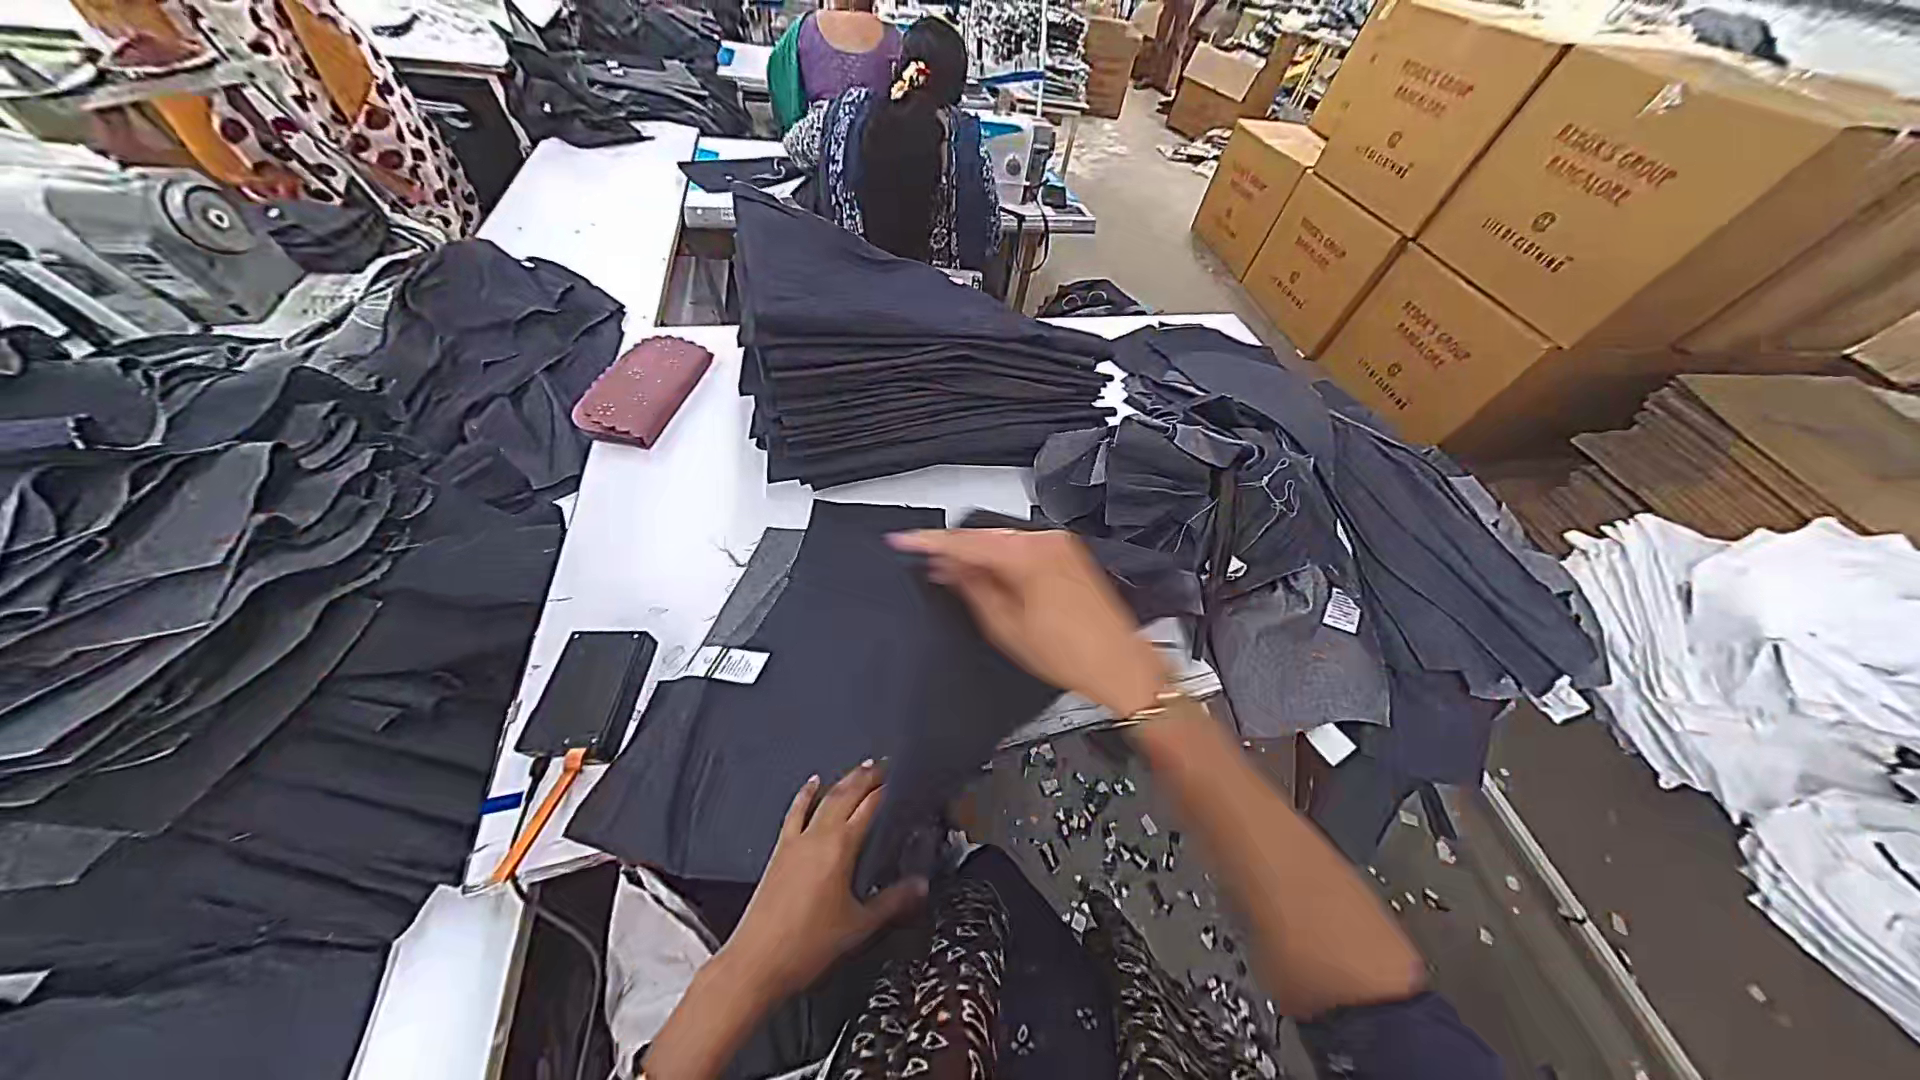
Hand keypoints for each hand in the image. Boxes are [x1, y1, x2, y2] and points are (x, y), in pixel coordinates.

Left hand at [718, 763, 927, 1004]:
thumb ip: (893, 902)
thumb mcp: (859, 926)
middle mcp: (817, 837)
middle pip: (846, 794)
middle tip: (884, 766)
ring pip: (824, 799)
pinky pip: (795, 812)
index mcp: (840, 848)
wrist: (756, 963)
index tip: (900, 780)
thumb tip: (919, 887)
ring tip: (859, 769)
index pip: (869, 807)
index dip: (886, 790)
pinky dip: (805, 795)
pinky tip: (811, 784)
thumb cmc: (806, 947)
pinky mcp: (780, 851)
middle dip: (867, 777)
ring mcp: (796, 841)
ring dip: (843, 781)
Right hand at [889, 528, 1167, 715]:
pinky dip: (1002, 560)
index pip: (965, 541)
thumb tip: (946, 568)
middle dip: (954, 551)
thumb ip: (971, 588)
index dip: (928, 542)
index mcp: (1027, 555)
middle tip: (928, 564)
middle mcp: (1046, 541)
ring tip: (955, 577)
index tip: (904, 540)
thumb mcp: (1005, 627)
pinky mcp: (1068, 555)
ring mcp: (1061, 546)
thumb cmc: (1073, 654)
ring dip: (978, 557)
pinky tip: (989, 577)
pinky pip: (1023, 548)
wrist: (1120, 664)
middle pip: (985, 537)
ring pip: (1003, 542)